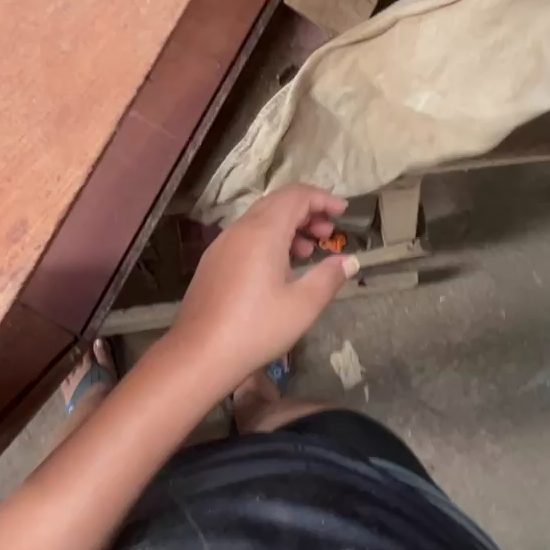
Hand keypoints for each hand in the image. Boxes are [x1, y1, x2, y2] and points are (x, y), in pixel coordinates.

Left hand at [166, 185, 358, 386]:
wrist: (199, 353)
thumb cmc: (256, 328)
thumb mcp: (302, 305)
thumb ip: (329, 277)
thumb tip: (350, 261)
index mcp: (263, 231)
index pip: (296, 196)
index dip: (322, 198)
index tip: (343, 211)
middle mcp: (241, 228)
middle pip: (278, 203)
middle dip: (307, 211)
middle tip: (329, 232)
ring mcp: (223, 243)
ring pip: (261, 219)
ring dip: (289, 226)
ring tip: (309, 251)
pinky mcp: (214, 260)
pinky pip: (247, 235)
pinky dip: (270, 239)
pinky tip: (280, 269)